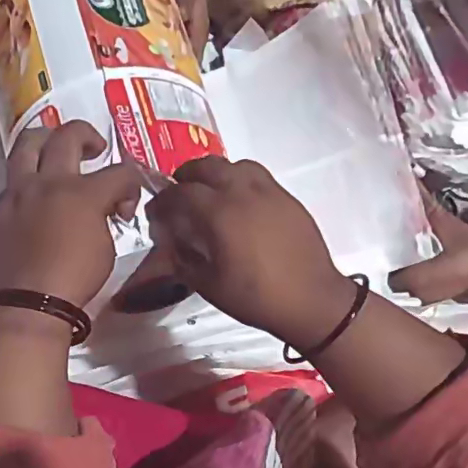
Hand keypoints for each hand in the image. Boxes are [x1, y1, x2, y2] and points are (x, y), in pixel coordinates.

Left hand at [0, 124, 141, 306]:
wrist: (27, 303)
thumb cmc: (75, 280)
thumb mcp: (105, 249)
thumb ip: (102, 219)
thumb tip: (101, 211)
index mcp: (82, 193)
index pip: (119, 172)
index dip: (131, 185)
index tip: (126, 206)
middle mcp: (47, 182)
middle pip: (67, 136)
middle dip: (87, 136)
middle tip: (95, 148)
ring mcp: (17, 193)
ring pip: (26, 145)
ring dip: (45, 142)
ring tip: (53, 152)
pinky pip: (10, 185)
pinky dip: (25, 185)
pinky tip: (32, 201)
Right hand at [147, 157, 358, 346]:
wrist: (311, 301)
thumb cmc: (256, 297)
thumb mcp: (209, 285)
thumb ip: (183, 259)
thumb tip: (170, 243)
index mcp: (220, 213)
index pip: (181, 193)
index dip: (163, 200)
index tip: (156, 212)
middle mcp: (243, 192)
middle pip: (207, 167)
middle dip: (186, 176)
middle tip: (179, 193)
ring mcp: (269, 192)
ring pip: (235, 166)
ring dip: (216, 173)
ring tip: (210, 193)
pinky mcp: (287, 199)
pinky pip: (258, 177)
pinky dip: (240, 181)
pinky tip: (240, 205)